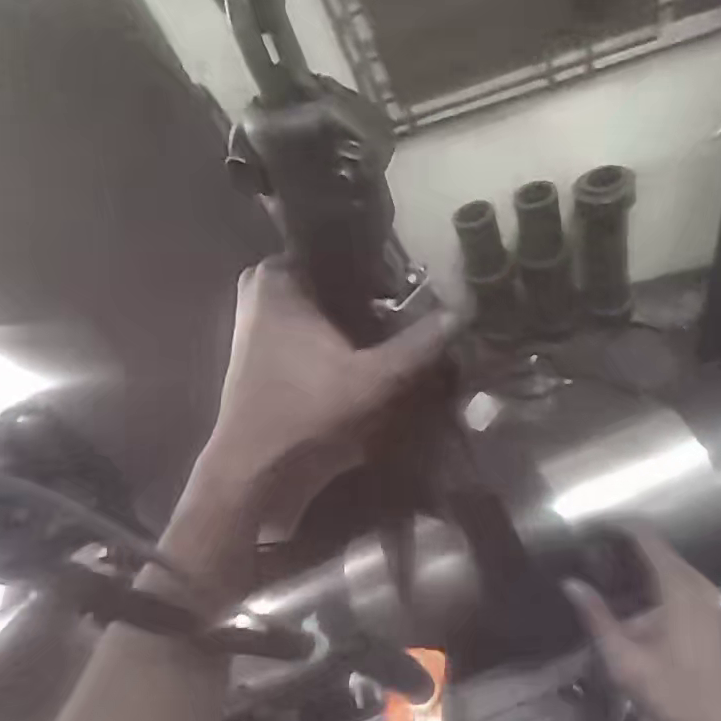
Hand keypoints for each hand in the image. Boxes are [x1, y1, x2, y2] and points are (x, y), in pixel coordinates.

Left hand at [205, 257, 458, 481]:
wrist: (257, 474)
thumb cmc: (307, 415)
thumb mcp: (374, 379)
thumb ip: (419, 344)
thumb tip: (463, 312)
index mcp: (278, 277)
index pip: (340, 246)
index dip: (383, 261)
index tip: (418, 275)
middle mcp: (263, 289)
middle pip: (336, 278)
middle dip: (375, 291)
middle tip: (418, 301)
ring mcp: (261, 322)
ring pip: (326, 304)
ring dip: (361, 315)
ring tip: (404, 322)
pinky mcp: (267, 352)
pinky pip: (316, 328)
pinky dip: (343, 335)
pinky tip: (373, 349)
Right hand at [565, 530, 720, 720]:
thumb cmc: (672, 693)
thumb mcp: (624, 660)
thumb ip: (597, 617)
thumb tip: (571, 583)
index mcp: (678, 588)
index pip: (647, 538)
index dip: (619, 527)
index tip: (591, 529)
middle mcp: (699, 584)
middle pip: (659, 549)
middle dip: (627, 546)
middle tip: (594, 554)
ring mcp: (712, 597)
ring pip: (672, 565)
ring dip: (643, 564)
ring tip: (610, 574)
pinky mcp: (716, 612)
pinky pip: (683, 581)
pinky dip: (659, 579)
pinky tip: (639, 600)